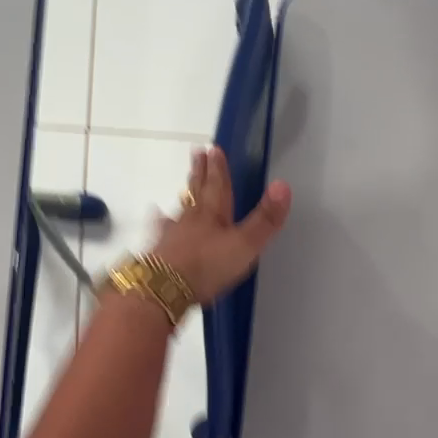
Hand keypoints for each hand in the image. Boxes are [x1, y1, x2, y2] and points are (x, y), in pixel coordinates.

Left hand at [149, 144, 291, 303]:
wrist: (164, 288)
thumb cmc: (207, 266)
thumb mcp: (245, 245)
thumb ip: (265, 219)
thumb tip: (283, 185)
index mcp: (214, 216)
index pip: (218, 187)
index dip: (218, 169)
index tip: (214, 149)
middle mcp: (191, 220)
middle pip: (197, 193)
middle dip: (200, 174)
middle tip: (197, 154)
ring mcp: (171, 236)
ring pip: (179, 211)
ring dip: (183, 197)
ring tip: (182, 187)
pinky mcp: (158, 254)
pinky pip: (159, 233)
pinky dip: (158, 222)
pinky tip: (155, 216)